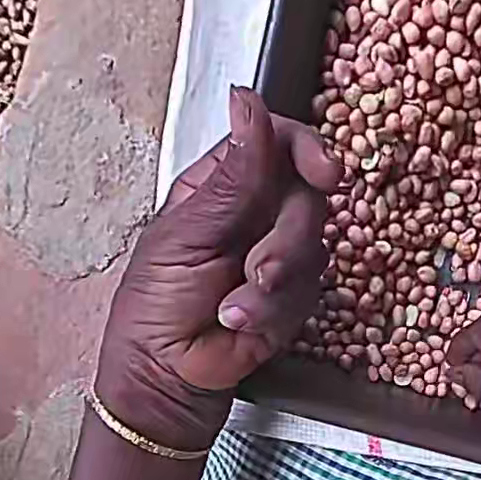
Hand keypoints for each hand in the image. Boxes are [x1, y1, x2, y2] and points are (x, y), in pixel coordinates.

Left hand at [95, 87, 340, 450]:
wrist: (166, 377)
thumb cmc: (156, 305)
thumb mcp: (186, 236)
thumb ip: (232, 178)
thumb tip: (248, 101)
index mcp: (222, 186)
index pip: (278, 144)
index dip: (307, 151)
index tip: (324, 172)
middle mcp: (256, 214)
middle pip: (308, 198)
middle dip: (288, 238)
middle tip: (256, 270)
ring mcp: (277, 256)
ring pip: (315, 248)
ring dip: (277, 285)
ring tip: (234, 310)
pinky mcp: (292, 297)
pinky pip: (311, 292)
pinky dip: (276, 313)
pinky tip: (241, 324)